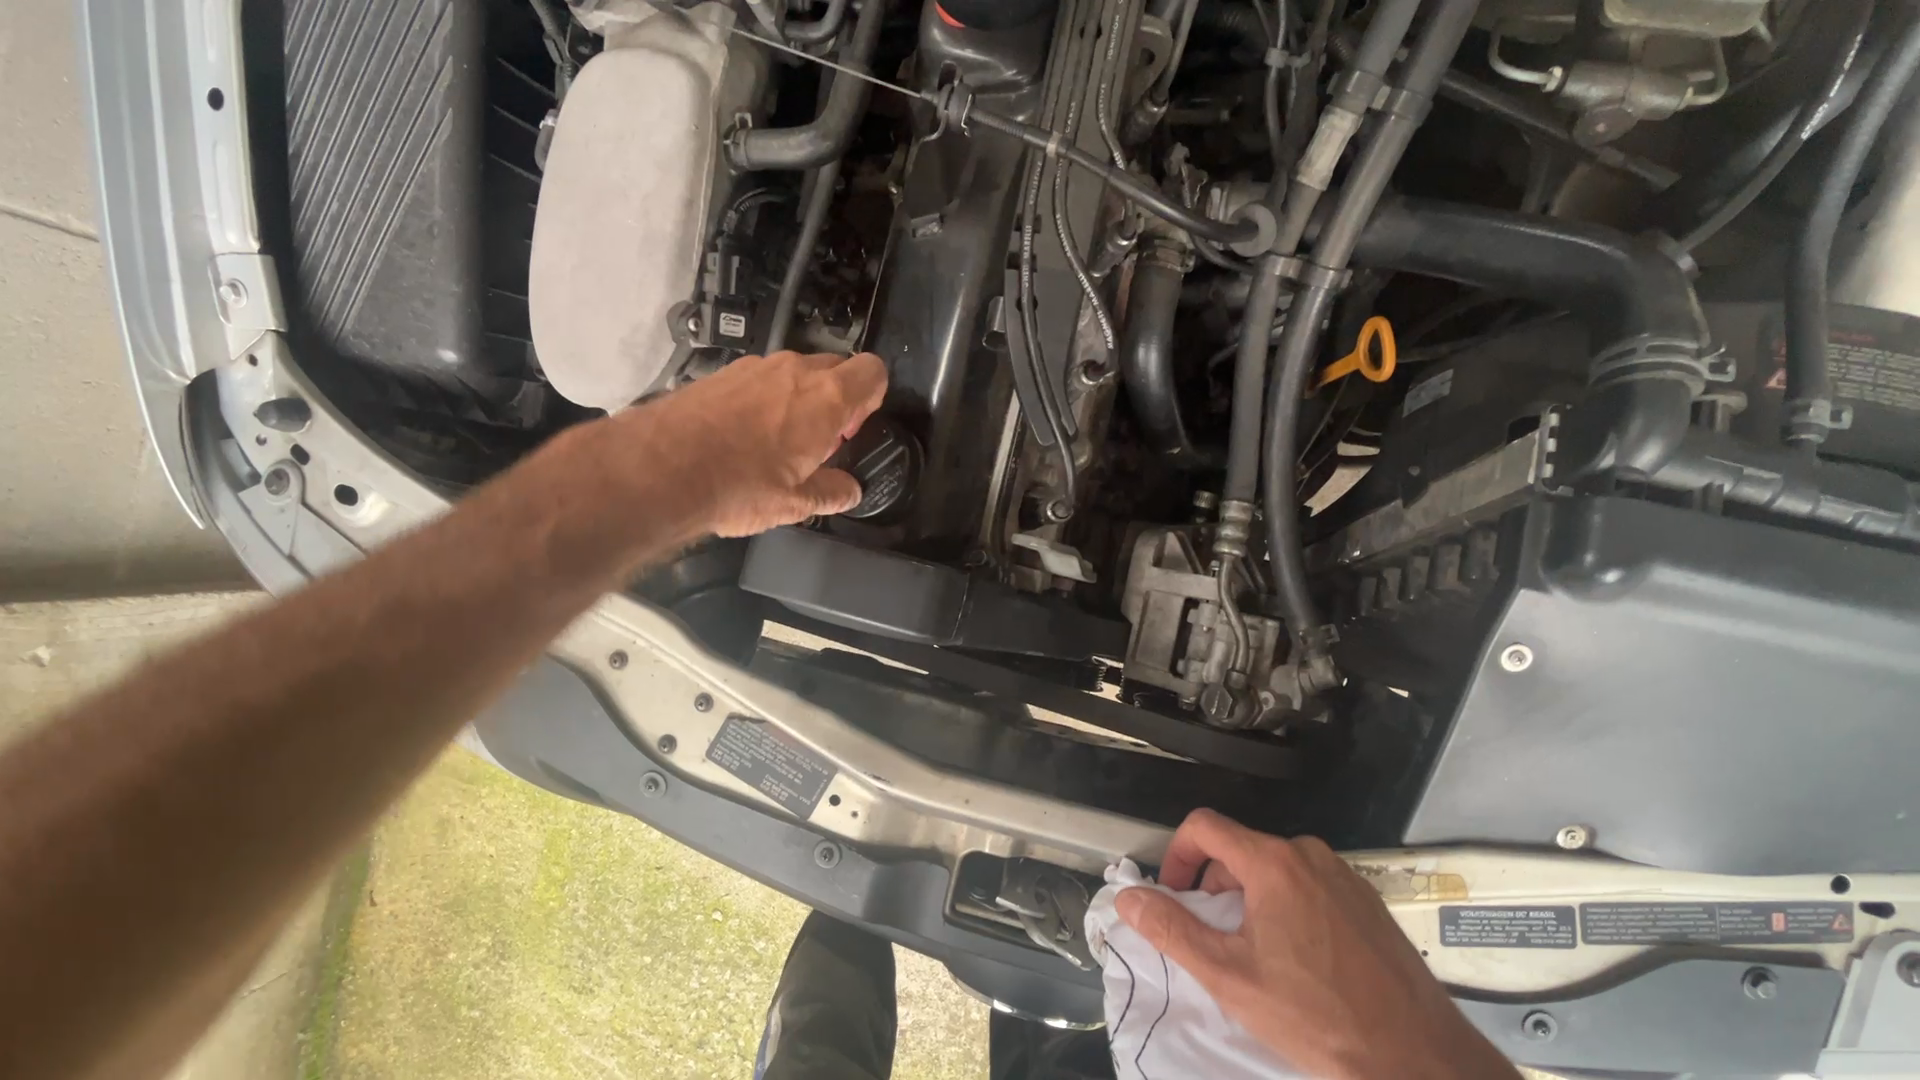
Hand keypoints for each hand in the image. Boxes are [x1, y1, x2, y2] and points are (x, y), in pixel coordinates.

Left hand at [626, 351, 888, 537]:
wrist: (659, 467)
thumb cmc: (739, 485)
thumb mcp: (795, 504)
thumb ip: (831, 493)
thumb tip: (849, 491)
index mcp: (826, 398)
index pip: (872, 372)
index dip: (872, 397)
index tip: (853, 428)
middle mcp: (795, 371)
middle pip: (834, 369)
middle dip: (835, 400)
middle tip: (819, 442)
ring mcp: (756, 367)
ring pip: (794, 374)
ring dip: (798, 400)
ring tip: (777, 443)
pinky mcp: (722, 373)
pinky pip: (760, 380)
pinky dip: (763, 400)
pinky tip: (742, 438)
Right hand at [1116, 810, 1516, 1079]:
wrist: (1418, 1060)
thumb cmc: (1315, 1017)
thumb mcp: (1229, 976)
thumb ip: (1171, 930)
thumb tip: (1127, 898)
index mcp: (1273, 862)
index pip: (1204, 826)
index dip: (1176, 855)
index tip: (1172, 898)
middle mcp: (1309, 855)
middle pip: (1239, 850)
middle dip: (1213, 889)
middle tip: (1212, 941)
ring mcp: (1344, 876)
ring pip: (1274, 870)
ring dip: (1249, 902)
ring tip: (1256, 958)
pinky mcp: (1368, 902)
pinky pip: (1309, 887)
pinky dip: (1286, 910)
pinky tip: (1300, 964)